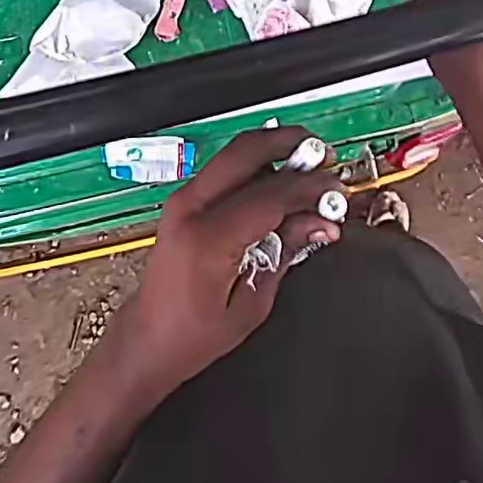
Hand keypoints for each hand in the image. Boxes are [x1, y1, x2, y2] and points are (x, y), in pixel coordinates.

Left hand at [101, 127, 341, 397]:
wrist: (148, 339)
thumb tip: (318, 221)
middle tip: (321, 152)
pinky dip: (255, 165)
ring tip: (306, 163)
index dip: (309, 188)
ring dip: (272, 149)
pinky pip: (225, 168)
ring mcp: (183, 200)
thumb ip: (286, 252)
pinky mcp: (183, 200)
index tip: (334, 188)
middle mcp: (190, 208)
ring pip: (233, 152)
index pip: (270, 194)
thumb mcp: (252, 303)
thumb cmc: (192, 334)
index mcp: (208, 238)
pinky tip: (279, 178)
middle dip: (288, 142)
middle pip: (245, 151)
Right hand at [405, 0, 482, 99]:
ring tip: (424, 4)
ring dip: (446, 0)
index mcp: (479, 3)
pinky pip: (473, 13)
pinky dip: (456, 13)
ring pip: (466, 0)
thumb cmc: (459, 68)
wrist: (478, 94)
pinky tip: (443, 23)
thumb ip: (422, 8)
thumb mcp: (433, 36)